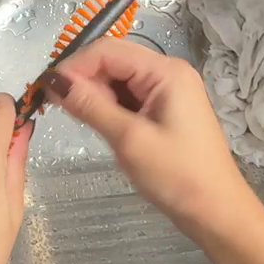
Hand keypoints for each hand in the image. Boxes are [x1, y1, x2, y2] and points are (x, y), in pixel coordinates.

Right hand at [45, 38, 259, 237]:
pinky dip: (108, 105)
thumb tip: (53, 80)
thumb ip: (90, 105)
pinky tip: (97, 122)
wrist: (217, 213)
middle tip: (57, 106)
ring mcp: (168, 90)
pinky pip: (128, 95)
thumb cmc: (177, 176)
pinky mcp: (165, 109)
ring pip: (118, 78)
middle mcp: (168, 72)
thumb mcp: (129, 139)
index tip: (46, 89)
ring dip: (94, 93)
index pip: (108, 50)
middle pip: (113, 60)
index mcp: (165, 71)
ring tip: (76, 117)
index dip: (74, 65)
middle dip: (83, 78)